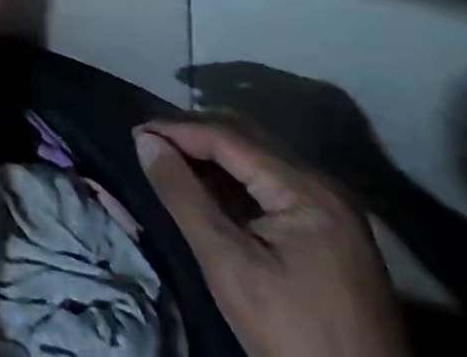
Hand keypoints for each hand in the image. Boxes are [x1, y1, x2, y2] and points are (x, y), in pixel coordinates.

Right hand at [136, 121, 407, 356]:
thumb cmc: (293, 337)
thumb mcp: (230, 268)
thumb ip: (186, 200)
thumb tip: (147, 144)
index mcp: (305, 188)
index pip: (230, 137)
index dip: (180, 130)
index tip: (137, 133)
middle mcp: (321, 183)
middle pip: (248, 137)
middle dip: (195, 134)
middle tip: (150, 143)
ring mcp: (329, 204)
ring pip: (259, 157)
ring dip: (213, 153)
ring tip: (170, 159)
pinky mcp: (328, 226)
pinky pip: (272, 182)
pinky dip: (235, 178)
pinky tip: (208, 188)